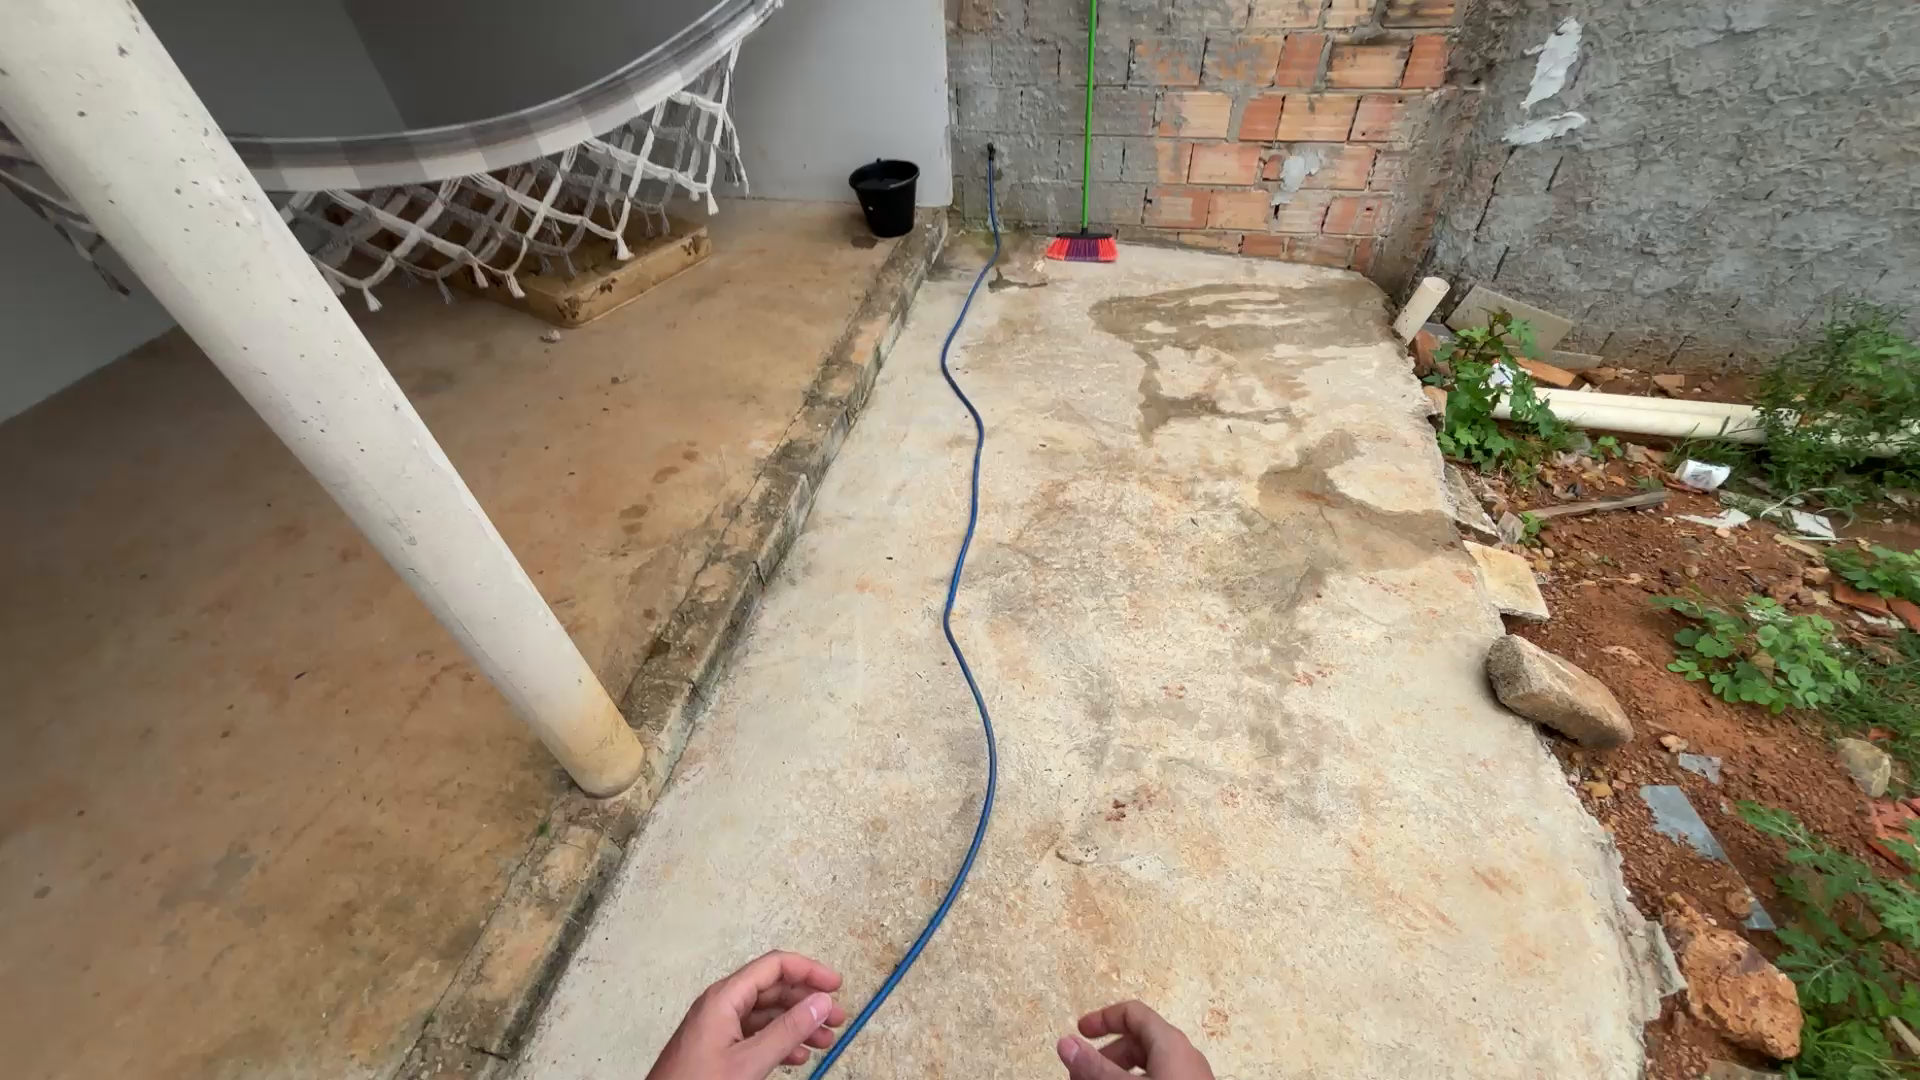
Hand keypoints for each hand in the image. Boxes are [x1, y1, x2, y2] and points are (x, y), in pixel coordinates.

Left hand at [645, 951, 847, 1079]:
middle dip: (807, 1002)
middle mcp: (722, 1003)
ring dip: (797, 1025)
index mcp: (725, 996)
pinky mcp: (716, 1048)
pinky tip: (798, 1057)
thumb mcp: (749, 1063)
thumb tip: (822, 1001)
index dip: (809, 971)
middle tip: (837, 1019)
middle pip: (773, 988)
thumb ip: (787, 1031)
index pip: (775, 965)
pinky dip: (779, 1041)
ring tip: (825, 1041)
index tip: (836, 987)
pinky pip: (754, 1034)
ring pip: (767, 1014)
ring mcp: (718, 1026)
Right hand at [1056, 1000, 1215, 1079]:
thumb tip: (1065, 1043)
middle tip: (1079, 1076)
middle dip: (1104, 1057)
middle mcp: (1184, 1056)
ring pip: (1147, 1070)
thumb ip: (1096, 1067)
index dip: (1102, 1019)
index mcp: (1170, 1041)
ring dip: (1117, 1076)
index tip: (1078, 1034)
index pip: (1132, 1013)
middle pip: (1137, 1043)